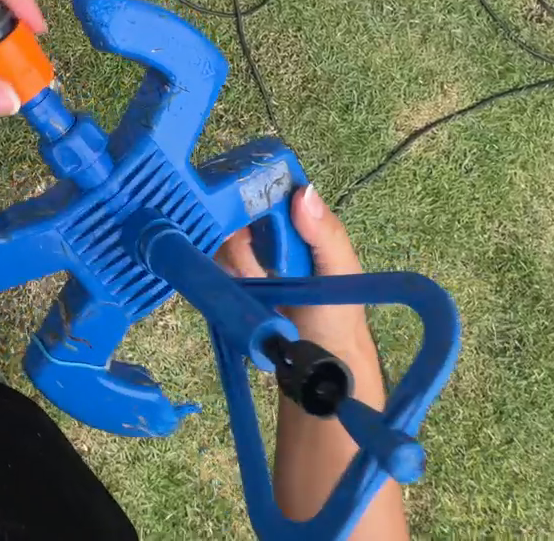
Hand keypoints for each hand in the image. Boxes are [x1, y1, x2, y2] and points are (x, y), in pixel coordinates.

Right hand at [215, 186, 383, 399]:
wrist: (318, 364)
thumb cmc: (336, 314)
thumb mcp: (340, 271)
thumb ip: (325, 234)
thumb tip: (303, 190)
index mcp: (297, 218)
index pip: (263, 188)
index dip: (247, 194)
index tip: (245, 217)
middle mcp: (269, 228)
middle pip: (234, 212)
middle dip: (241, 243)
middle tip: (259, 270)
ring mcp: (248, 251)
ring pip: (221, 237)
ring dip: (235, 264)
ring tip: (257, 285)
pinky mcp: (232, 273)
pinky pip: (213, 260)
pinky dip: (224, 275)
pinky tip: (241, 289)